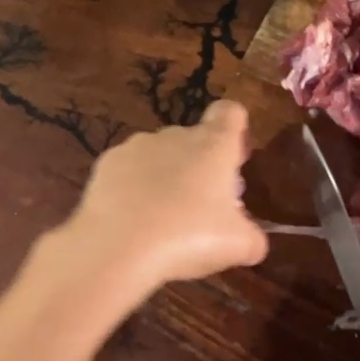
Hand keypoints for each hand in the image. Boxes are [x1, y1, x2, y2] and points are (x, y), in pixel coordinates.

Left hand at [53, 100, 268, 302]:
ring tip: (163, 219)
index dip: (236, 131)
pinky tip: (133, 220)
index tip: (234, 160)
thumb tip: (253, 240)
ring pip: (160, 155)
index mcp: (213, 145)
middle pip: (195, 139)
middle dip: (200, 166)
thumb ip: (252, 237)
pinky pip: (129, 171)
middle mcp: (176, 135)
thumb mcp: (237, 246)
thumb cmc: (188, 237)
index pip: (230, 113)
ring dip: (166, 177)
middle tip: (202, 208)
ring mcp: (137, 146)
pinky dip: (134, 188)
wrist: (117, 247)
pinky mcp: (106, 163)